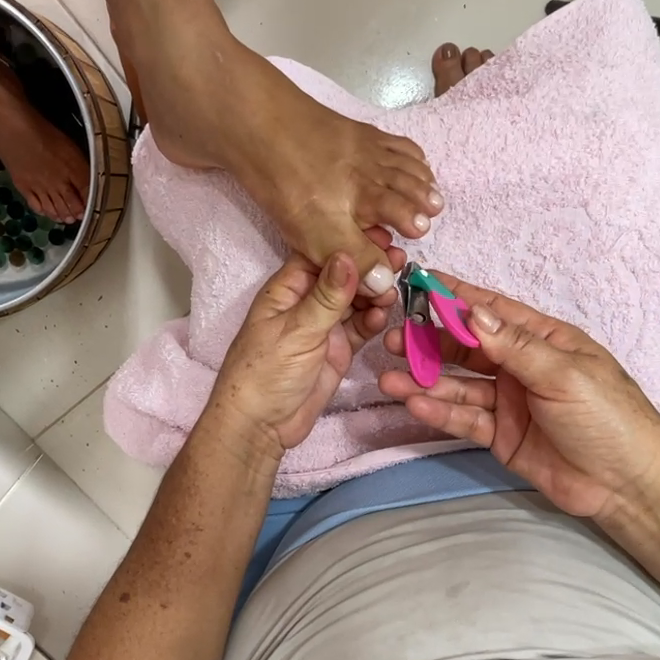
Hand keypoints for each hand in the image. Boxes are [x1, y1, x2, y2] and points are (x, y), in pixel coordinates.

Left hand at [207, 252, 388, 458]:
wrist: (261, 425)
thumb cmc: (264, 373)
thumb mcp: (297, 330)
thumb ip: (327, 296)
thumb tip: (347, 254)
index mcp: (286, 290)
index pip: (320, 254)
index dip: (349, 243)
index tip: (381, 235)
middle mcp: (306, 303)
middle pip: (343, 276)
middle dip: (369, 269)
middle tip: (398, 261)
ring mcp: (323, 327)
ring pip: (356, 302)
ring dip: (375, 296)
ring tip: (393, 291)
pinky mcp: (337, 350)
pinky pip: (360, 328)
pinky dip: (373, 322)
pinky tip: (384, 317)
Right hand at [377, 274, 659, 519]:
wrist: (625, 485)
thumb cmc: (608, 418)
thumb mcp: (564, 374)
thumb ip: (515, 346)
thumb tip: (472, 312)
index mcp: (544, 341)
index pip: (492, 312)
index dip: (455, 298)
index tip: (418, 284)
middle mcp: (521, 367)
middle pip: (466, 349)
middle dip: (429, 344)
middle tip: (393, 340)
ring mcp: (508, 402)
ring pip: (458, 386)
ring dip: (425, 383)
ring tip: (390, 381)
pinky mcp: (499, 435)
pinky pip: (464, 419)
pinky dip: (439, 413)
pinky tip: (415, 407)